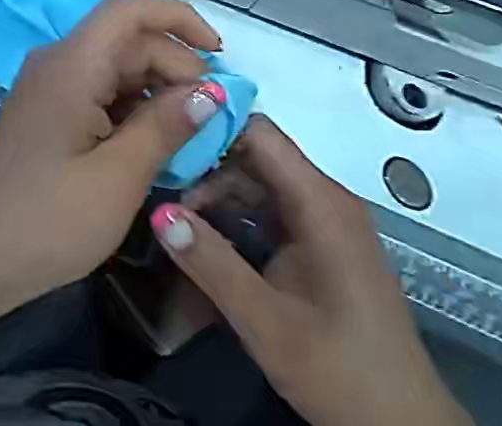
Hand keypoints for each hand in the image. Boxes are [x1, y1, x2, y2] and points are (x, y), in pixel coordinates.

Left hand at [0, 0, 226, 309]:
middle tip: (214, 114)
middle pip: (129, 39)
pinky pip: (103, 87)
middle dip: (177, 66)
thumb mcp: (119, 176)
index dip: (179, 18)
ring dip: (160, 87)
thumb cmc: (50, 220)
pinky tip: (159, 137)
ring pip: (119, 63)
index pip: (130, 8)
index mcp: (72, 64)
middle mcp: (59, 59)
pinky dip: (137, 104)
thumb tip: (211, 93)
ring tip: (194, 129)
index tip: (218, 55)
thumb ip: (166, 125)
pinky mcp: (52, 106)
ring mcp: (53, 82)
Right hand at [150, 117, 472, 425]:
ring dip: (220, 199)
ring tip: (179, 225)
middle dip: (208, 172)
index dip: (213, 130)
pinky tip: (211, 243)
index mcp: (320, 202)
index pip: (260, 134)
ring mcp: (328, 221)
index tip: (167, 144)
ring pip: (262, 185)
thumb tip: (159, 213)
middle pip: (257, 158)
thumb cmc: (342, 371)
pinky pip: (274, 212)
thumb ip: (211, 263)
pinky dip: (240, 219)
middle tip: (163, 196)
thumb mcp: (266, 322)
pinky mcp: (324, 243)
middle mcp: (326, 198)